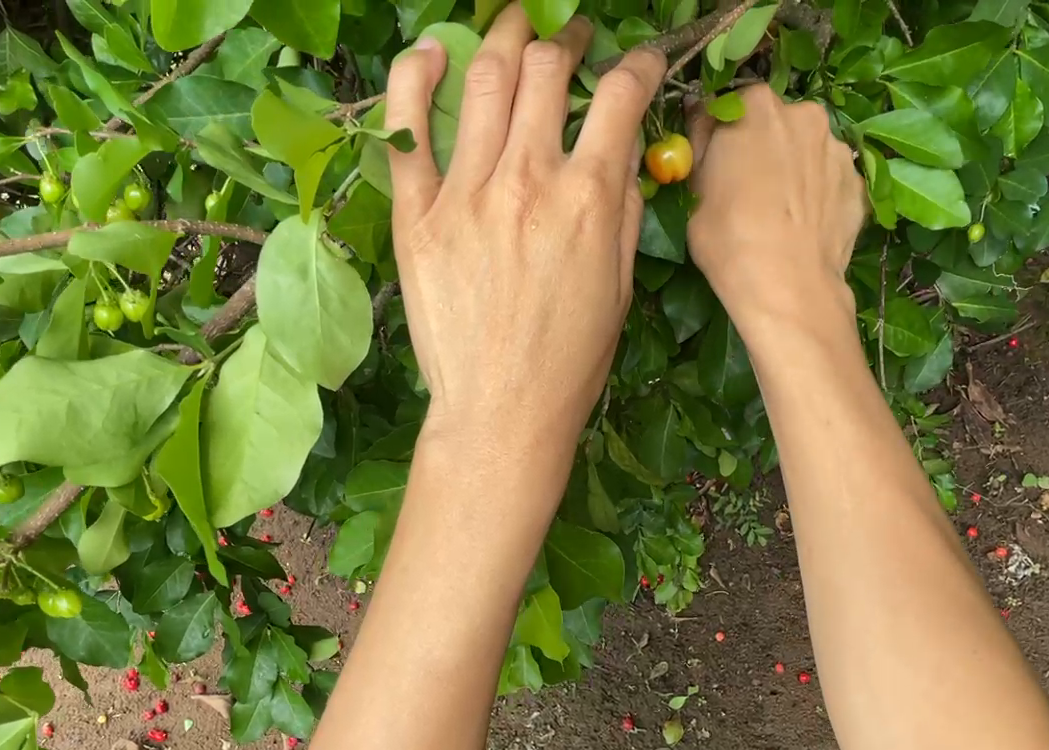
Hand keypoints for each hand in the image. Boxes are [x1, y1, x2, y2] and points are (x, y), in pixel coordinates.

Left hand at [386, 6, 664, 464]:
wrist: (503, 413)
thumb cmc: (570, 363)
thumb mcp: (618, 289)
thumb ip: (621, 210)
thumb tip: (622, 151)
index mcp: (587, 201)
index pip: (620, 99)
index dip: (638, 67)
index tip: (642, 63)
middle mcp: (527, 182)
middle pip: (547, 71)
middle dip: (568, 40)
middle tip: (572, 37)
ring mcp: (465, 195)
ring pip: (484, 81)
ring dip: (505, 39)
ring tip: (515, 26)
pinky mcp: (416, 218)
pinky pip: (406, 129)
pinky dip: (414, 78)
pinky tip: (428, 53)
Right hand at [687, 85, 865, 330]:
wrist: (788, 288)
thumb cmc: (729, 239)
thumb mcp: (693, 193)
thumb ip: (701, 149)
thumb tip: (701, 120)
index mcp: (756, 107)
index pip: (730, 108)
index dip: (719, 139)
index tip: (714, 168)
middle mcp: (803, 115)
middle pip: (775, 127)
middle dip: (762, 151)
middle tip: (748, 196)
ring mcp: (837, 149)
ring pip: (806, 154)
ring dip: (793, 173)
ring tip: (780, 217)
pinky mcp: (857, 184)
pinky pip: (829, 184)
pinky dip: (817, 198)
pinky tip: (803, 229)